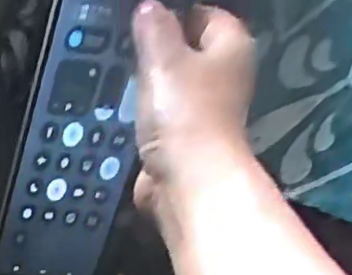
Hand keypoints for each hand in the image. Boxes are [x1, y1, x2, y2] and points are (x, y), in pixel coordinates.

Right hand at [130, 1, 257, 215]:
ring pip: (172, 87)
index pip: (204, 14)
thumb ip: (154, 32)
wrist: (185, 180)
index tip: (141, 23)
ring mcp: (205, 110)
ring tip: (120, 88)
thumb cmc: (182, 115)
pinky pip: (162, 118)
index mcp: (231, 45)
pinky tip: (125, 120)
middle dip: (158, 54)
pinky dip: (145, 118)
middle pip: (188, 52)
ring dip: (148, 90)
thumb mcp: (163, 64)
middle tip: (125, 56)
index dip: (173, 14)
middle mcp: (225, 74)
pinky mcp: (184, 140)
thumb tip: (147, 6)